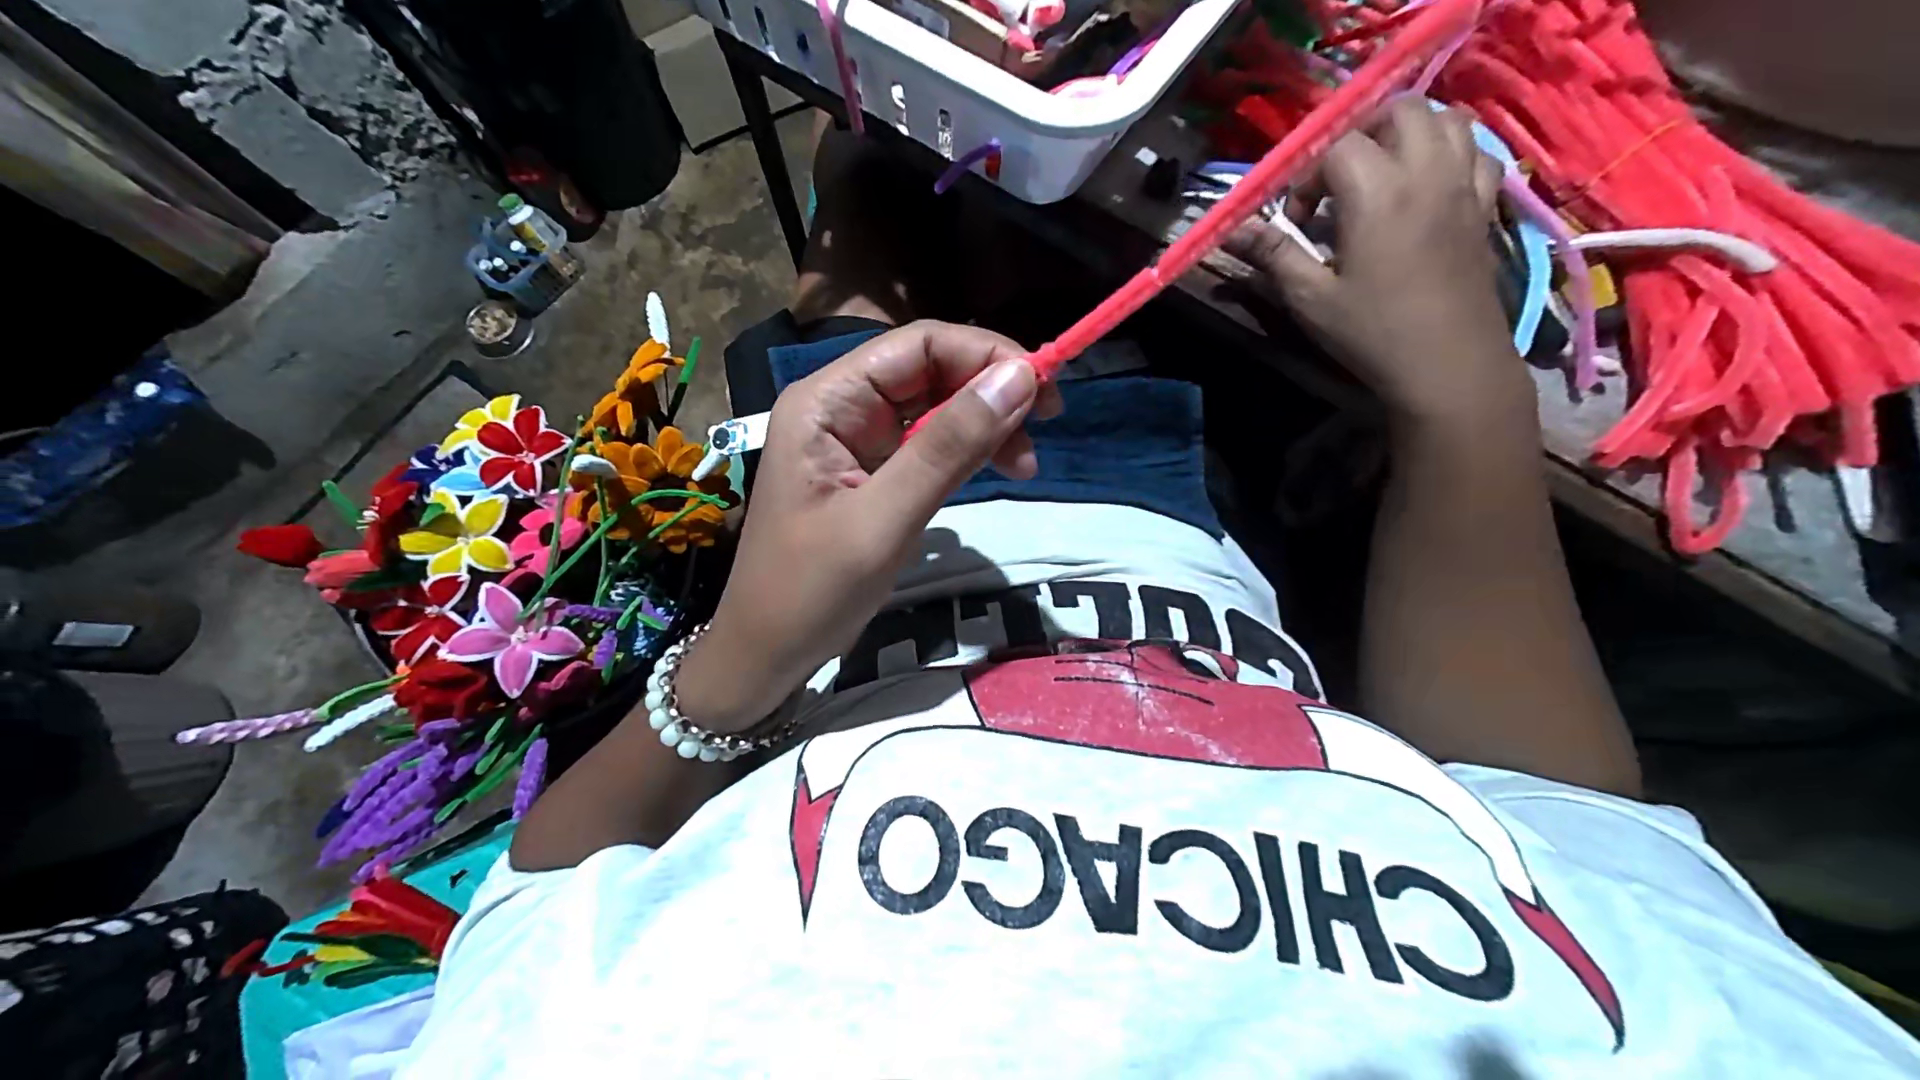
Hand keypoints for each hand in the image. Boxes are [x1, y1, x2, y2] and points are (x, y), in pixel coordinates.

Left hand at [672, 321, 1062, 730]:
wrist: (769, 652)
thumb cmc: (812, 589)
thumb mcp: (884, 519)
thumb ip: (949, 447)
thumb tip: (1018, 378)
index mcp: (827, 401)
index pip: (918, 344)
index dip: (985, 354)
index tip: (1043, 388)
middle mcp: (842, 407)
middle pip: (931, 370)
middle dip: (990, 391)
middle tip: (1044, 428)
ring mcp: (858, 440)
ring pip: (937, 407)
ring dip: (986, 424)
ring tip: (1024, 464)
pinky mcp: (874, 473)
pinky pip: (930, 444)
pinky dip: (968, 452)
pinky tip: (998, 469)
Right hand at [1225, 100, 1521, 424]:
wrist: (1447, 364)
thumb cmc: (1372, 332)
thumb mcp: (1309, 298)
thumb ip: (1274, 254)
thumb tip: (1235, 228)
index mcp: (1379, 192)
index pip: (1338, 146)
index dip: (1307, 178)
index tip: (1297, 222)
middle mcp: (1427, 172)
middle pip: (1398, 112)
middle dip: (1358, 135)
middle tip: (1336, 182)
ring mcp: (1463, 185)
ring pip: (1445, 119)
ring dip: (1406, 134)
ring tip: (1379, 175)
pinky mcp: (1483, 205)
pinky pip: (1474, 151)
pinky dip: (1447, 151)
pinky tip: (1424, 186)